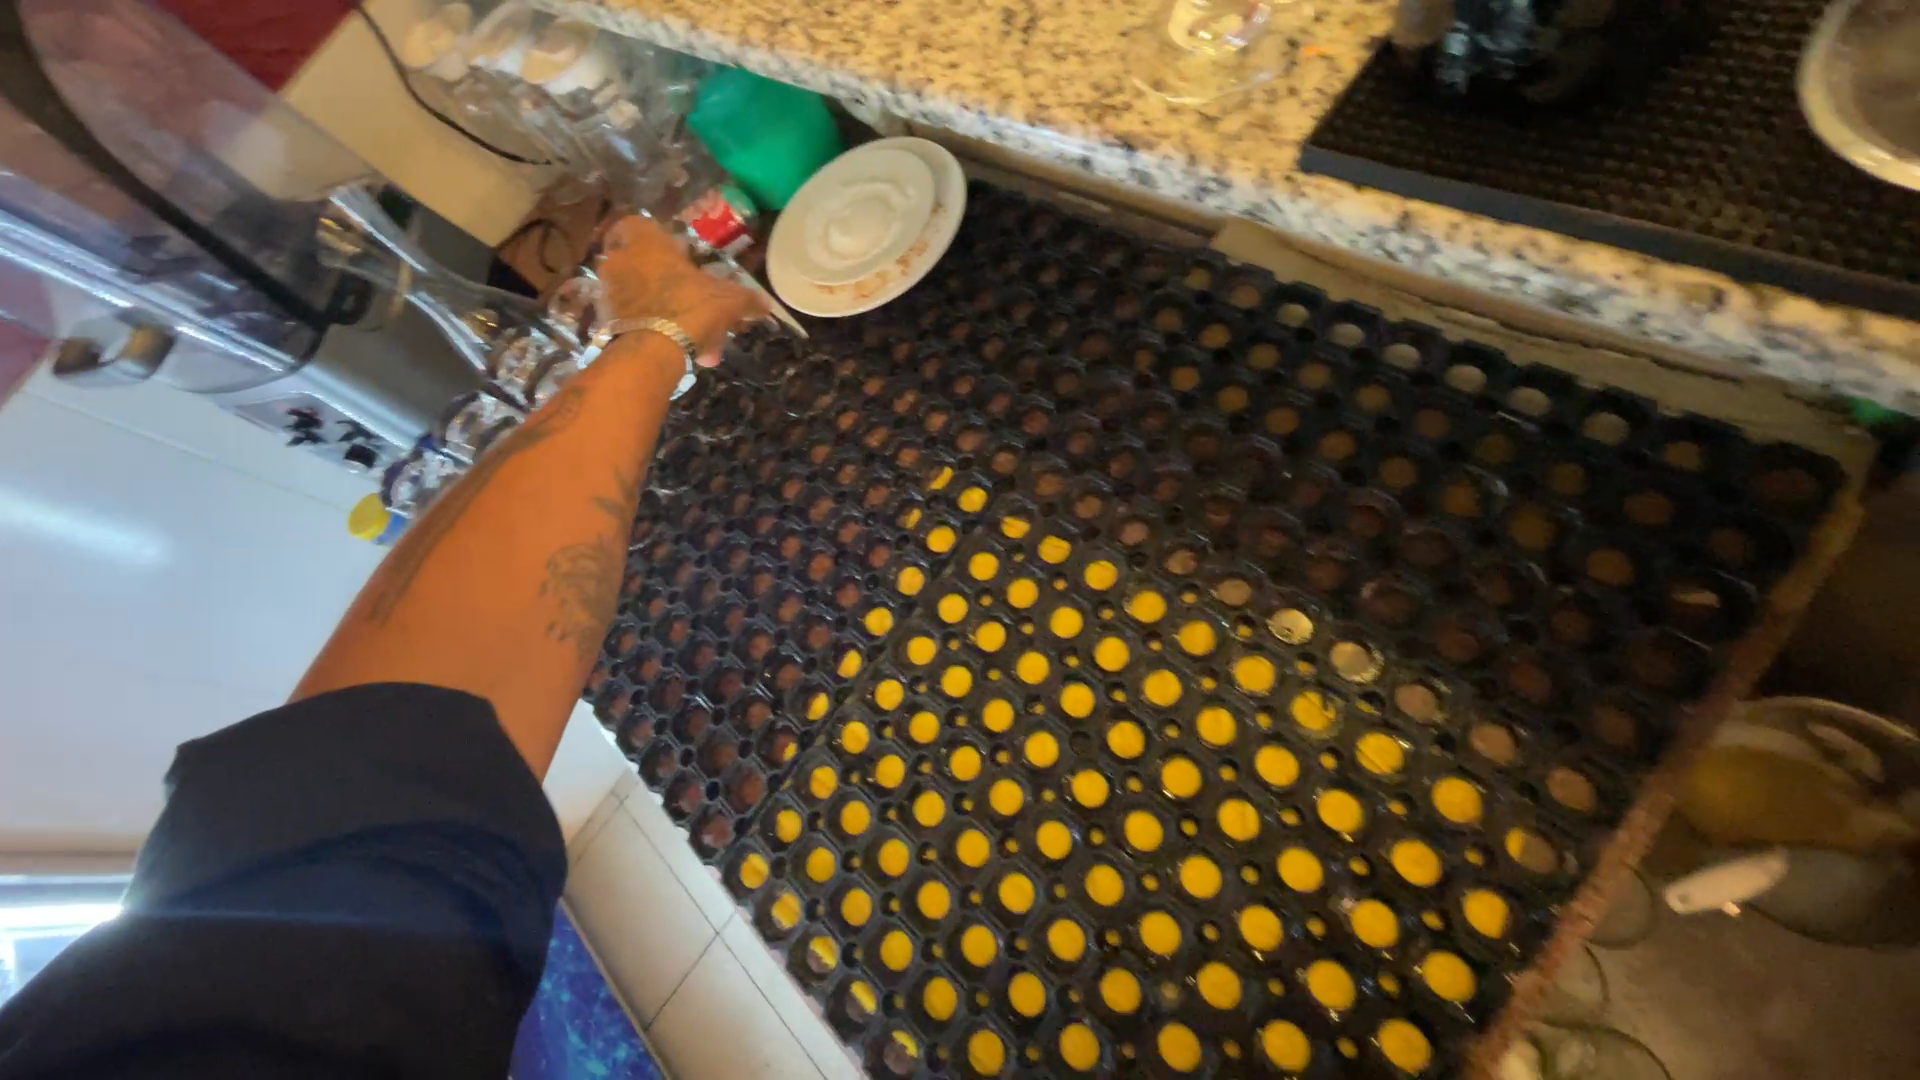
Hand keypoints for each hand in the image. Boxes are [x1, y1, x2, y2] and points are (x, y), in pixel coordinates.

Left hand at [596, 216, 766, 366]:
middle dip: (670, 284)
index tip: (678, 255)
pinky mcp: (606, 321)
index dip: (658, 239)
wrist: (653, 349)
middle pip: (644, 264)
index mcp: (645, 241)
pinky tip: (682, 351)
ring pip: (642, 296)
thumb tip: (765, 304)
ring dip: (666, 312)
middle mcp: (620, 260)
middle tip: (695, 303)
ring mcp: (609, 292)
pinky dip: (656, 332)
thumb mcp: (729, 300)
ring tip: (696, 338)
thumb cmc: (690, 306)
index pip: (639, 224)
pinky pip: (636, 321)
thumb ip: (746, 299)